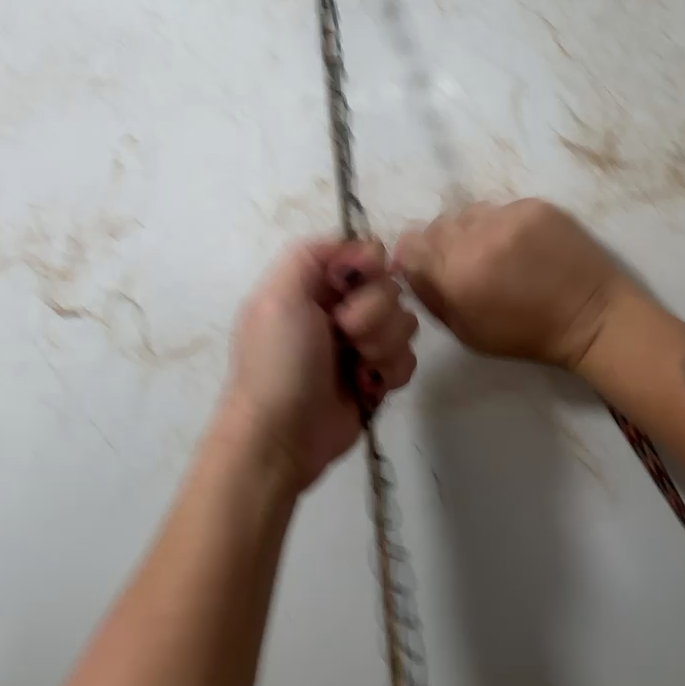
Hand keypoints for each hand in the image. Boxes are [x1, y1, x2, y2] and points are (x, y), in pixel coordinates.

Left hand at [221, 239, 419, 490]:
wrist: (279, 438)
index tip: (360, 280)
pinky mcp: (377, 377)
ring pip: (403, 322)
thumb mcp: (278, 296)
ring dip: (383, 343)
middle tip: (345, 333)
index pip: (362, 254)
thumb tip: (356, 247)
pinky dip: (390, 371)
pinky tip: (367, 386)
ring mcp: (359, 344)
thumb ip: (310, 255)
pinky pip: (407, 358)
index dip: (370, 264)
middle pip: (389, 286)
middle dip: (374, 311)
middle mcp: (338, 308)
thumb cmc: (277, 363)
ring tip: (357, 366)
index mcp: (312, 284)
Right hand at [395, 199, 632, 369]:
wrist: (591, 316)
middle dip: (444, 245)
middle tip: (467, 263)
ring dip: (473, 231)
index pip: (411, 244)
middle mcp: (476, 240)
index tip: (429, 265)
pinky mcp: (534, 206)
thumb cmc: (525, 333)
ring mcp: (507, 218)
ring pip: (468, 213)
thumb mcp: (467, 331)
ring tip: (497, 252)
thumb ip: (431, 296)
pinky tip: (522, 245)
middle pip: (437, 226)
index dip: (415, 255)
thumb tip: (407, 267)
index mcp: (456, 276)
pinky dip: (504, 224)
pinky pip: (501, 208)